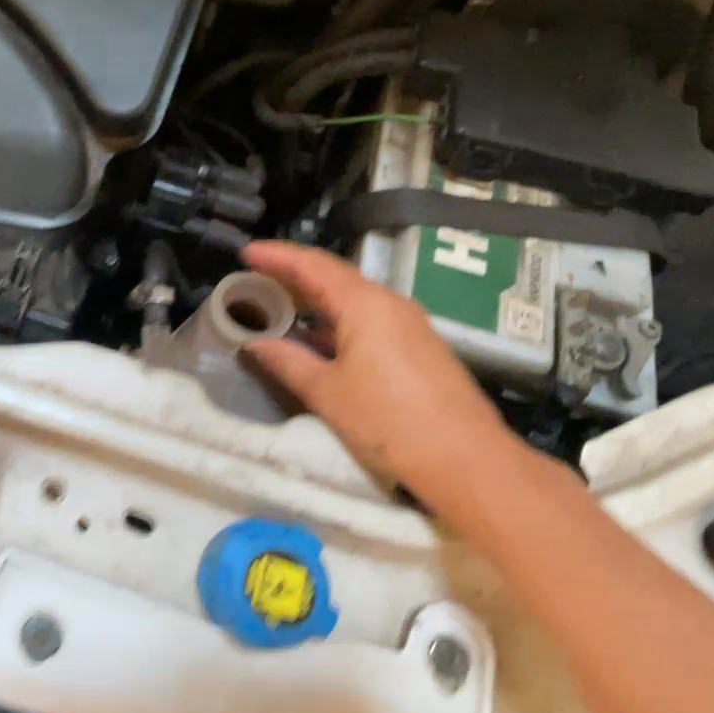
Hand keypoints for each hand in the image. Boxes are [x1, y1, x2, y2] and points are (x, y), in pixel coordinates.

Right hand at [240, 240, 517, 488]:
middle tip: (255, 279)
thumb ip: (287, 362)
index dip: (277, 256)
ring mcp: (408, 325)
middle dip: (293, 277)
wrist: (466, 459)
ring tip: (277, 306)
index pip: (313, 265)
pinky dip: (335, 321)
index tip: (247, 252)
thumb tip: (255, 344)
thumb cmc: (389, 421)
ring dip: (314, 301)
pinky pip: (368, 320)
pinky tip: (315, 339)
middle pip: (334, 278)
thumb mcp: (327, 393)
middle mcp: (390, 304)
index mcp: (365, 304)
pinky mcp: (417, 347)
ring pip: (352, 300)